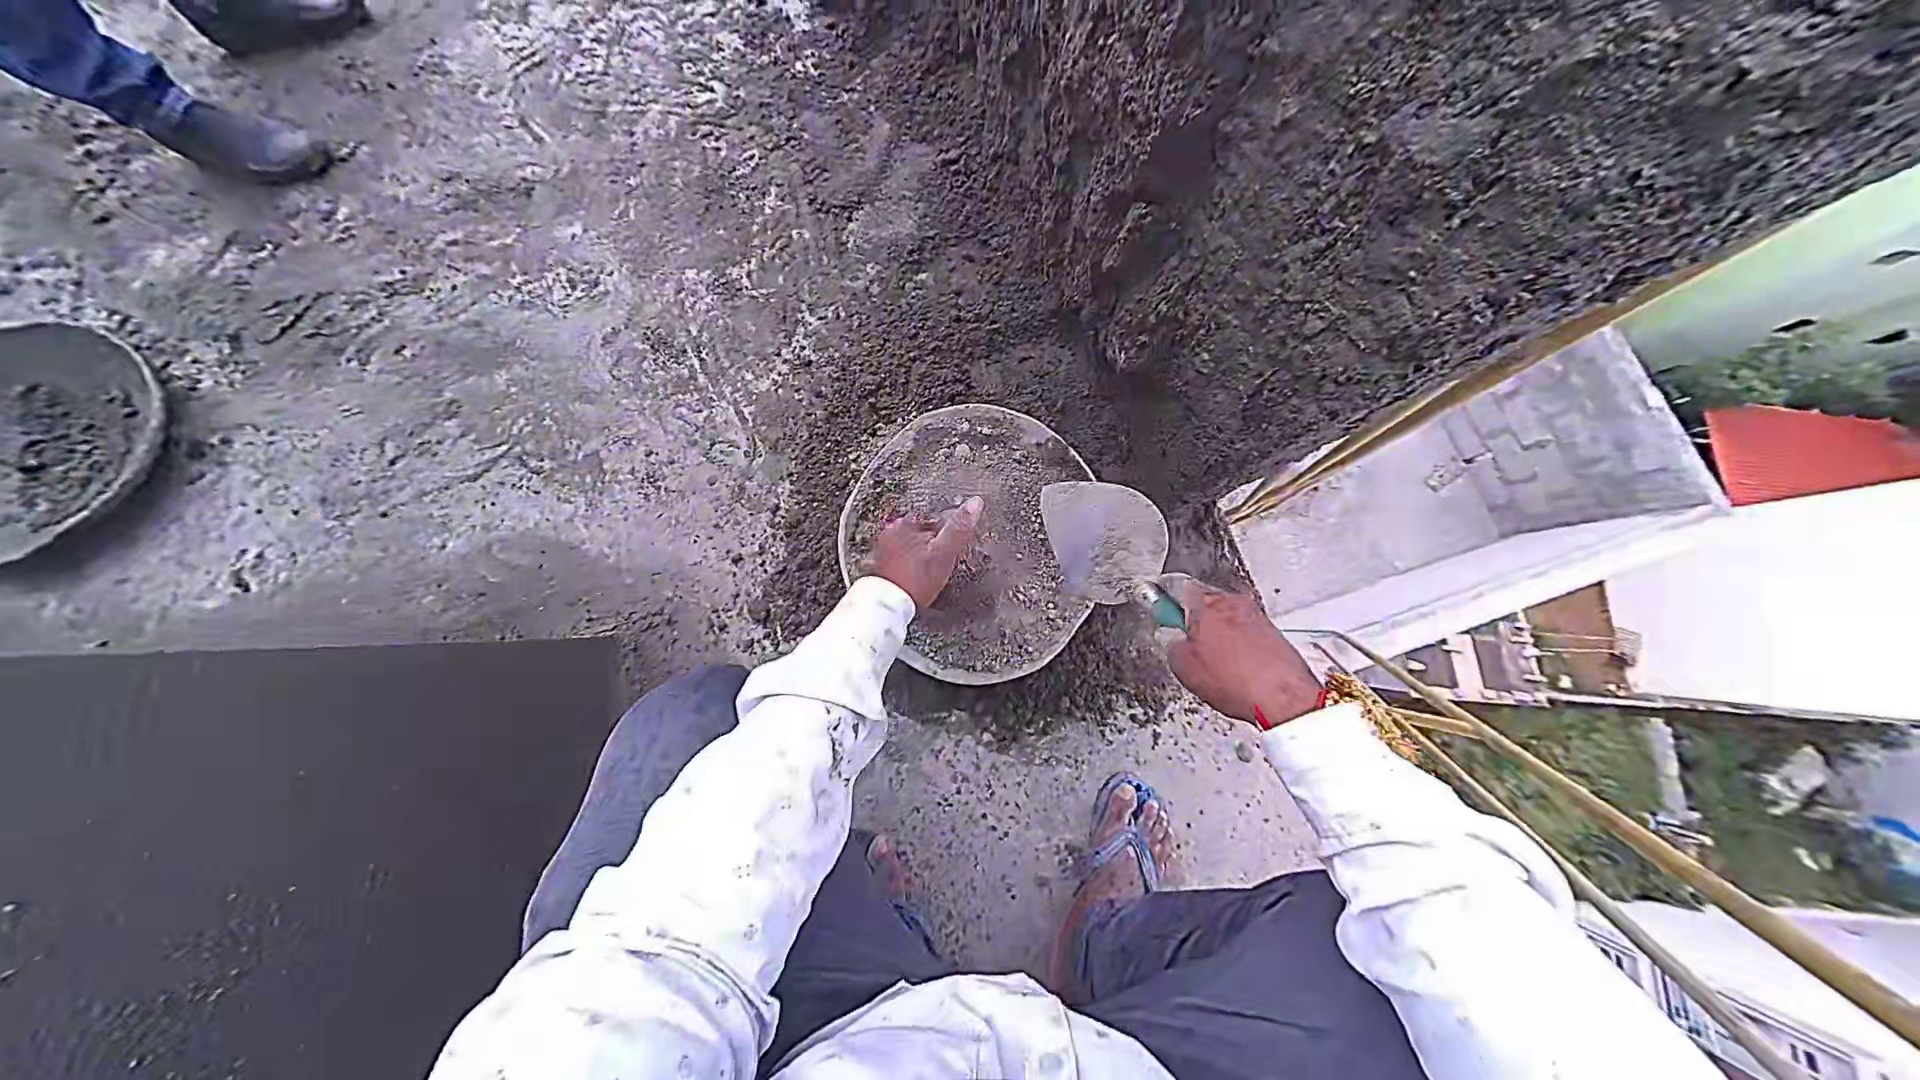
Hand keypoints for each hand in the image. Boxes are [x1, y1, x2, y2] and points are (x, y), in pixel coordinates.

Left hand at [861, 496, 984, 613]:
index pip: (935, 517)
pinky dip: (912, 566)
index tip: (951, 549)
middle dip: (934, 544)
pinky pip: (903, 560)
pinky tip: (917, 578)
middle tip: (940, 564)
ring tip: (929, 573)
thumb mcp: (944, 552)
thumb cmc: (915, 580)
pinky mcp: (882, 563)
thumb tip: (975, 503)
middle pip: (923, 531)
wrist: (889, 606)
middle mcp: (892, 531)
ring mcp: (884, 547)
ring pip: (913, 546)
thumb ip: (959, 528)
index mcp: (906, 523)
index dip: (948, 534)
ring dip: (923, 556)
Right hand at [1158, 576, 1322, 726]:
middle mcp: (1233, 602)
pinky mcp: (1273, 632)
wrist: (1284, 698)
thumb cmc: (1238, 681)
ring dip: (1218, 635)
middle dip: (1194, 622)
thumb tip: (1172, 639)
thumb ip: (1171, 645)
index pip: (1177, 588)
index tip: (1161, 611)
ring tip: (1216, 665)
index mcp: (1206, 603)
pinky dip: (1237, 646)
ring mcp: (1256, 615)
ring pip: (1226, 619)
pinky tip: (1236, 669)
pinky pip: (1244, 632)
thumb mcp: (1184, 667)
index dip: (1165, 602)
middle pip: (1204, 603)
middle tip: (1189, 647)